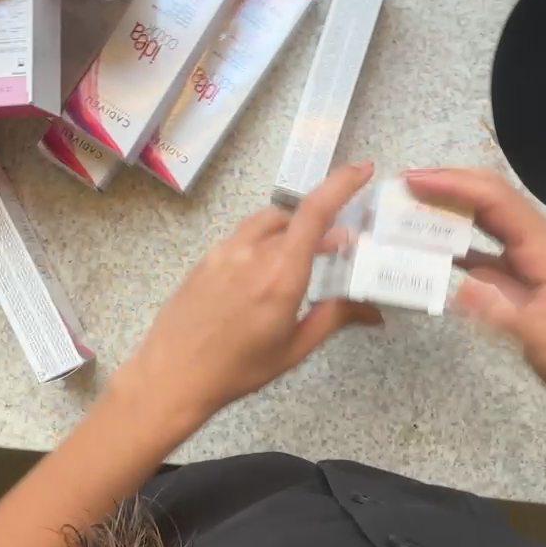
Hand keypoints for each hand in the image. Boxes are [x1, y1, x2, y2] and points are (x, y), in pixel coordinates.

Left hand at [114, 163, 382, 428]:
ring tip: (299, 257)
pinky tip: (262, 272)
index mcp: (281, 274)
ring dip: (290, 229)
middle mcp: (253, 253)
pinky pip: (243, 236)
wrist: (172, 375)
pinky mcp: (206, 259)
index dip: (342, 184)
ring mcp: (225, 252)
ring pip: (267, 223)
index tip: (362, 171)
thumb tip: (373, 310)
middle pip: (295, 218)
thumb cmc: (237, 369)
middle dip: (321, 226)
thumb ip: (334, 319)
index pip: (316, 212)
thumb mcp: (294, 349)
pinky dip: (263, 241)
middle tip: (336, 248)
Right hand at [405, 168, 545, 413]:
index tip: (414, 181)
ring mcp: (525, 259)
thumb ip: (503, 314)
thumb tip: (458, 291)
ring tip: (405, 207)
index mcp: (545, 247)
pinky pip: (479, 250)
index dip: (454, 185)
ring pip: (482, 220)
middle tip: (401, 186)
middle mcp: (534, 243)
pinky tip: (425, 247)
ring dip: (446, 210)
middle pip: (487, 198)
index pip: (495, 200)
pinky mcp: (515, 278)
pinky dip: (450, 244)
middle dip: (445, 185)